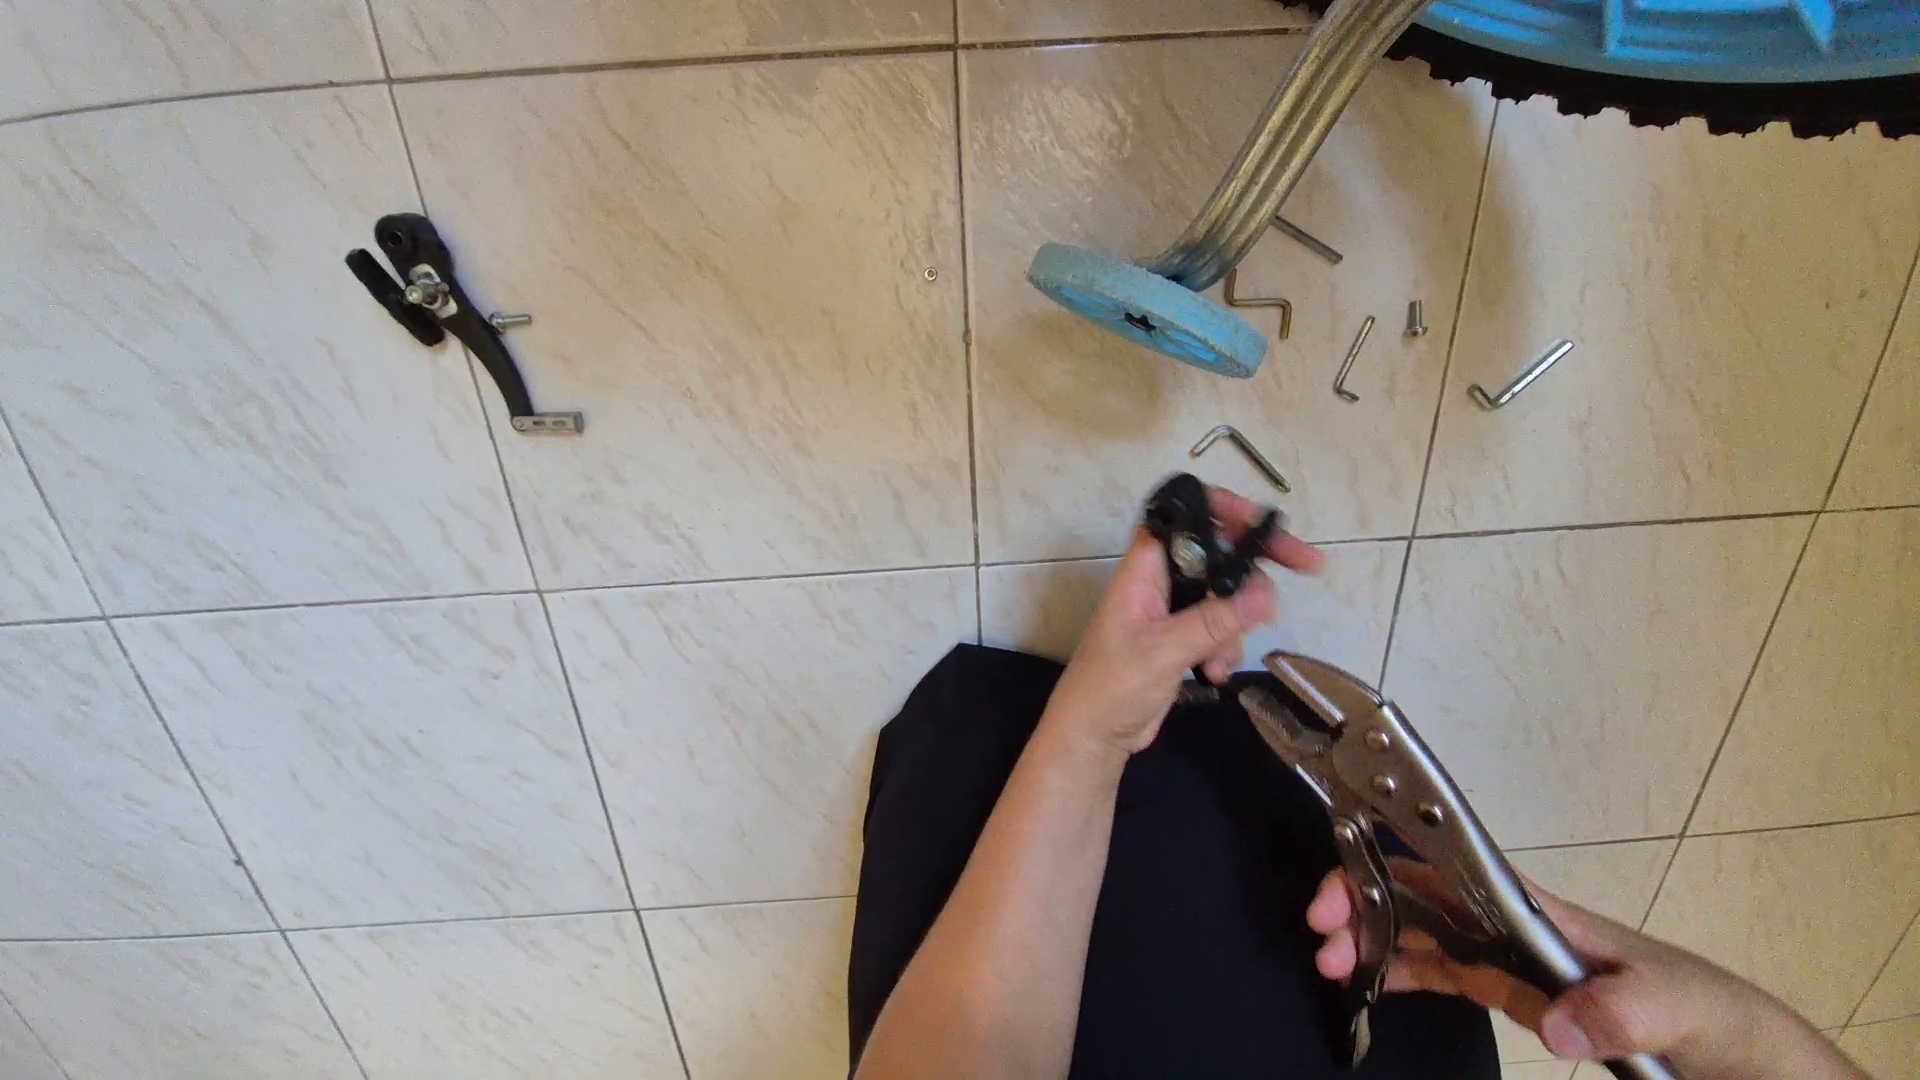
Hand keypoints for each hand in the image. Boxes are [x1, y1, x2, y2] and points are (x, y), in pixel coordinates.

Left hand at [1039, 485, 1323, 757]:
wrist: (1095, 734)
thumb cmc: (1111, 686)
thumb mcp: (1163, 651)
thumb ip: (1213, 622)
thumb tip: (1267, 596)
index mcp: (1143, 570)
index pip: (1182, 517)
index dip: (1220, 508)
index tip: (1262, 520)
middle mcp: (1159, 582)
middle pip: (1216, 553)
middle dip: (1255, 567)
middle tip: (1306, 566)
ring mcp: (1172, 611)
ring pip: (1226, 596)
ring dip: (1236, 626)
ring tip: (1218, 661)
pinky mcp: (1182, 639)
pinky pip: (1221, 629)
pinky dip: (1226, 649)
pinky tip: (1213, 674)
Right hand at [1305, 870, 1835, 1079]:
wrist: (1730, 1047)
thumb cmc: (1699, 1003)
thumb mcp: (1671, 1005)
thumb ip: (1616, 1011)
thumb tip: (1553, 1026)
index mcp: (1523, 905)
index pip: (1437, 867)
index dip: (1381, 867)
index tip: (1342, 886)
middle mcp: (1495, 919)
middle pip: (1407, 895)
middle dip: (1357, 904)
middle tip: (1323, 936)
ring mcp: (1493, 952)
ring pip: (1408, 929)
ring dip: (1365, 939)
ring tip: (1330, 962)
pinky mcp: (1498, 987)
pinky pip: (1432, 970)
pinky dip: (1393, 971)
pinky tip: (1365, 981)